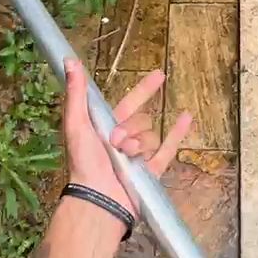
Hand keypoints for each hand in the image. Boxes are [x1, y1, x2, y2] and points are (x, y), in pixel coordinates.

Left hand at [61, 58, 191, 215]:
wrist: (97, 197)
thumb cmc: (83, 161)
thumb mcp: (76, 124)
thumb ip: (76, 93)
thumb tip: (70, 60)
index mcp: (107, 127)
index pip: (128, 103)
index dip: (144, 90)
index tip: (159, 75)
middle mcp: (124, 139)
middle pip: (140, 119)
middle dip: (131, 126)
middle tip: (117, 140)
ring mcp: (139, 155)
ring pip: (151, 135)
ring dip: (139, 143)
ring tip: (126, 156)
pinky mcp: (151, 171)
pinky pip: (168, 149)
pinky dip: (177, 134)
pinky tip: (187, 118)